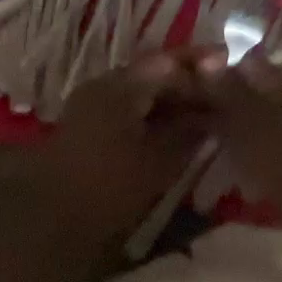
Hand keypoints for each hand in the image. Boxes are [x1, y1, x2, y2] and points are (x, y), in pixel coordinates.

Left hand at [32, 48, 212, 255]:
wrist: (49, 218)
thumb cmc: (107, 188)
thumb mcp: (155, 163)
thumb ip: (186, 132)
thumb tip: (213, 115)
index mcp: (120, 86)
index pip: (167, 62)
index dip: (201, 65)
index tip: (232, 68)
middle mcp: (105, 84)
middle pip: (154, 71)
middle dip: (189, 79)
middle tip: (226, 90)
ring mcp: (94, 102)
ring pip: (143, 88)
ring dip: (173, 96)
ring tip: (209, 109)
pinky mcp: (90, 123)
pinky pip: (131, 104)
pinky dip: (156, 110)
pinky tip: (178, 126)